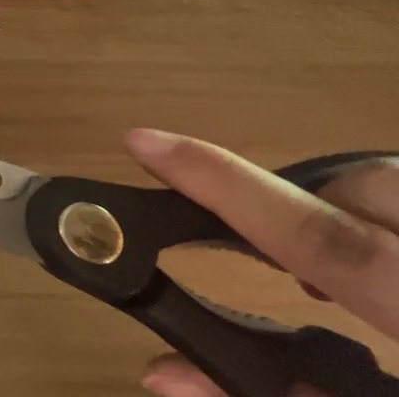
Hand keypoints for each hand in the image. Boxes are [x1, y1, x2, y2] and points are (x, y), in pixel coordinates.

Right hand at [125, 129, 398, 396]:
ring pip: (395, 184)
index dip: (223, 184)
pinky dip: (384, 219)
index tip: (140, 141)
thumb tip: (158, 372)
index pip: (323, 238)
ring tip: (333, 270)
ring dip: (349, 207)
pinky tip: (380, 275)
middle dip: (299, 195)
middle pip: (371, 189)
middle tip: (261, 243)